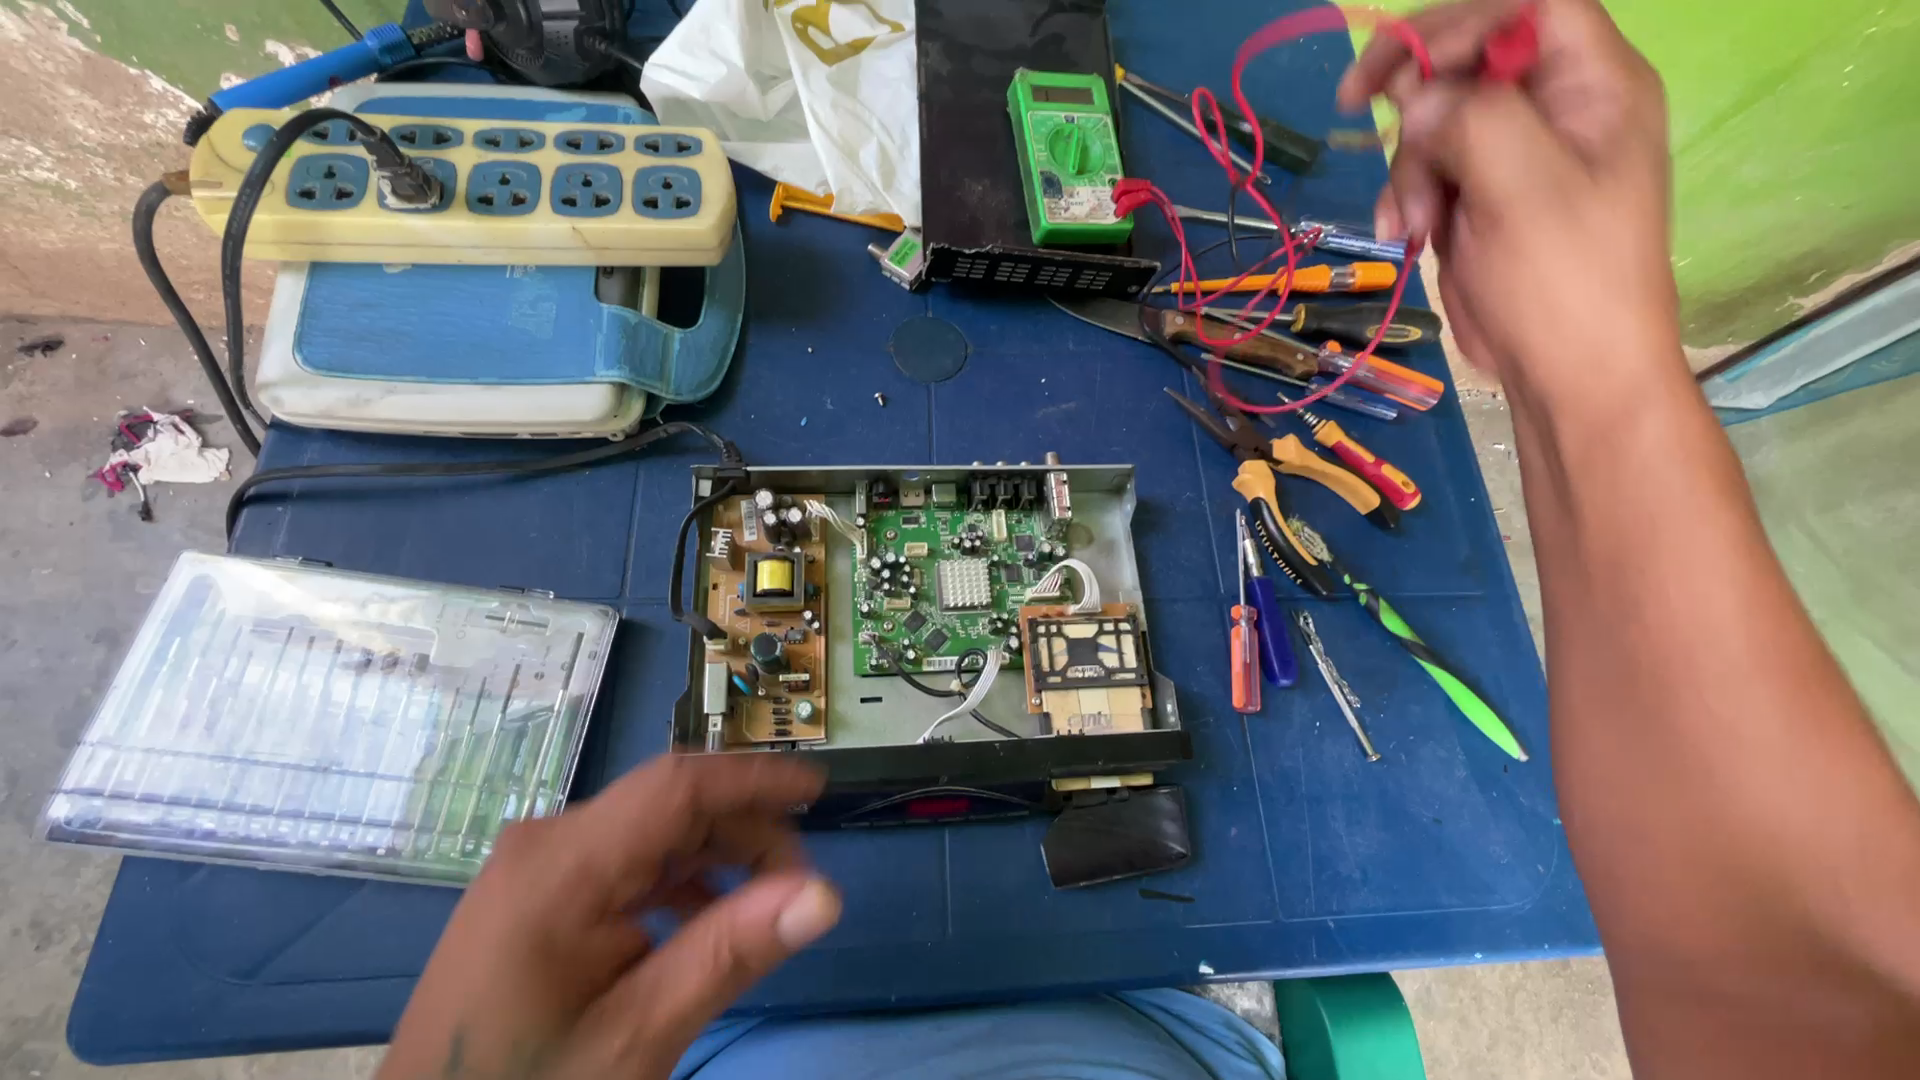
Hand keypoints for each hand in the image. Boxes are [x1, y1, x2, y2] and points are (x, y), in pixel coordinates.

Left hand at [378, 755, 839, 1079]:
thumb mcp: (637, 1033)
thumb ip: (731, 954)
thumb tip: (826, 895)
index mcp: (563, 865)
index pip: (677, 787)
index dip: (754, 779)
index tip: (819, 792)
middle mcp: (548, 842)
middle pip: (670, 807)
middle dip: (744, 834)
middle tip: (796, 889)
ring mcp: (538, 864)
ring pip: (654, 832)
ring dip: (717, 858)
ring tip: (760, 909)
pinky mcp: (539, 889)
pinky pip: (626, 861)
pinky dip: (679, 880)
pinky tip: (704, 923)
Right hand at [1338, 0, 1680, 400]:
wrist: (1564, 368)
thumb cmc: (1563, 279)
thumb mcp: (1525, 190)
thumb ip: (1474, 123)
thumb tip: (1415, 99)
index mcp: (1592, 86)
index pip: (1526, 9)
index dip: (1457, 25)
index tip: (1393, 68)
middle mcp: (1552, 111)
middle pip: (1467, 66)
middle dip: (1418, 108)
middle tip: (1368, 117)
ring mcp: (1510, 158)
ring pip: (1433, 126)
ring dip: (1406, 169)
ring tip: (1411, 223)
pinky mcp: (1476, 200)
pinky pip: (1424, 175)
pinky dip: (1404, 200)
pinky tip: (1405, 233)